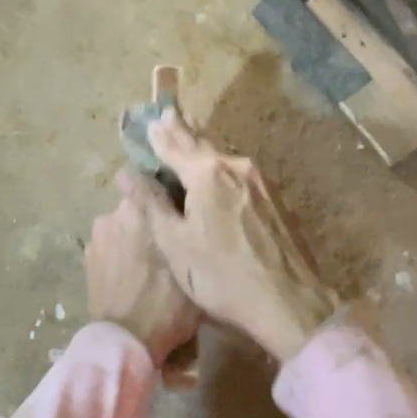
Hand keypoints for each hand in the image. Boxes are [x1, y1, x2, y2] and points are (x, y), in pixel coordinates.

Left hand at [87, 170, 201, 365]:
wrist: (125, 340)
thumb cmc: (168, 303)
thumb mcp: (192, 266)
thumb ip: (187, 232)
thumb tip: (191, 218)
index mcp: (142, 207)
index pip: (152, 180)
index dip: (163, 192)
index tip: (174, 205)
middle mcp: (115, 211)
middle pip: (136, 205)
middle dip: (148, 218)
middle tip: (165, 243)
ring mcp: (97, 234)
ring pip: (121, 225)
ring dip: (131, 236)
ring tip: (146, 265)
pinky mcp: (87, 256)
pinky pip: (108, 245)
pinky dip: (117, 254)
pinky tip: (129, 277)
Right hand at [143, 110, 336, 361]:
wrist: (289, 302)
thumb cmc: (222, 276)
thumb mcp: (176, 243)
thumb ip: (151, 204)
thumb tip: (127, 174)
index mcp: (206, 174)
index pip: (175, 146)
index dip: (159, 135)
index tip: (149, 120)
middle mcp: (233, 167)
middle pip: (201, 144)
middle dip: (182, 131)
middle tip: (169, 114)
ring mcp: (258, 181)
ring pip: (222, 157)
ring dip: (202, 147)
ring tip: (189, 136)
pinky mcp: (273, 198)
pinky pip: (237, 171)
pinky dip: (220, 165)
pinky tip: (217, 171)